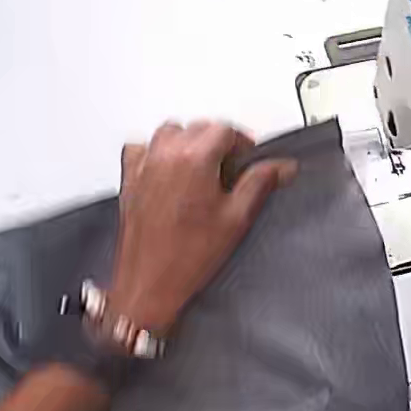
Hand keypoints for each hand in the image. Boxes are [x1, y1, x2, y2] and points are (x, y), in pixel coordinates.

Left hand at [107, 121, 296, 333]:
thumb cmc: (186, 257)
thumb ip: (260, 183)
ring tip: (202, 168)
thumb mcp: (236, 218)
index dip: (242, 142)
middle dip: (218, 142)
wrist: (149, 283)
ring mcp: (144, 166)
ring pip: (170, 133)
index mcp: (194, 158)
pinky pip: (142, 149)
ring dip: (188, 142)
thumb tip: (281, 167)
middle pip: (198, 127)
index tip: (248, 158)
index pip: (224, 129)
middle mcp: (165, 155)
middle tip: (231, 168)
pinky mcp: (129, 180)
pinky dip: (156, 152)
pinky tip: (169, 172)